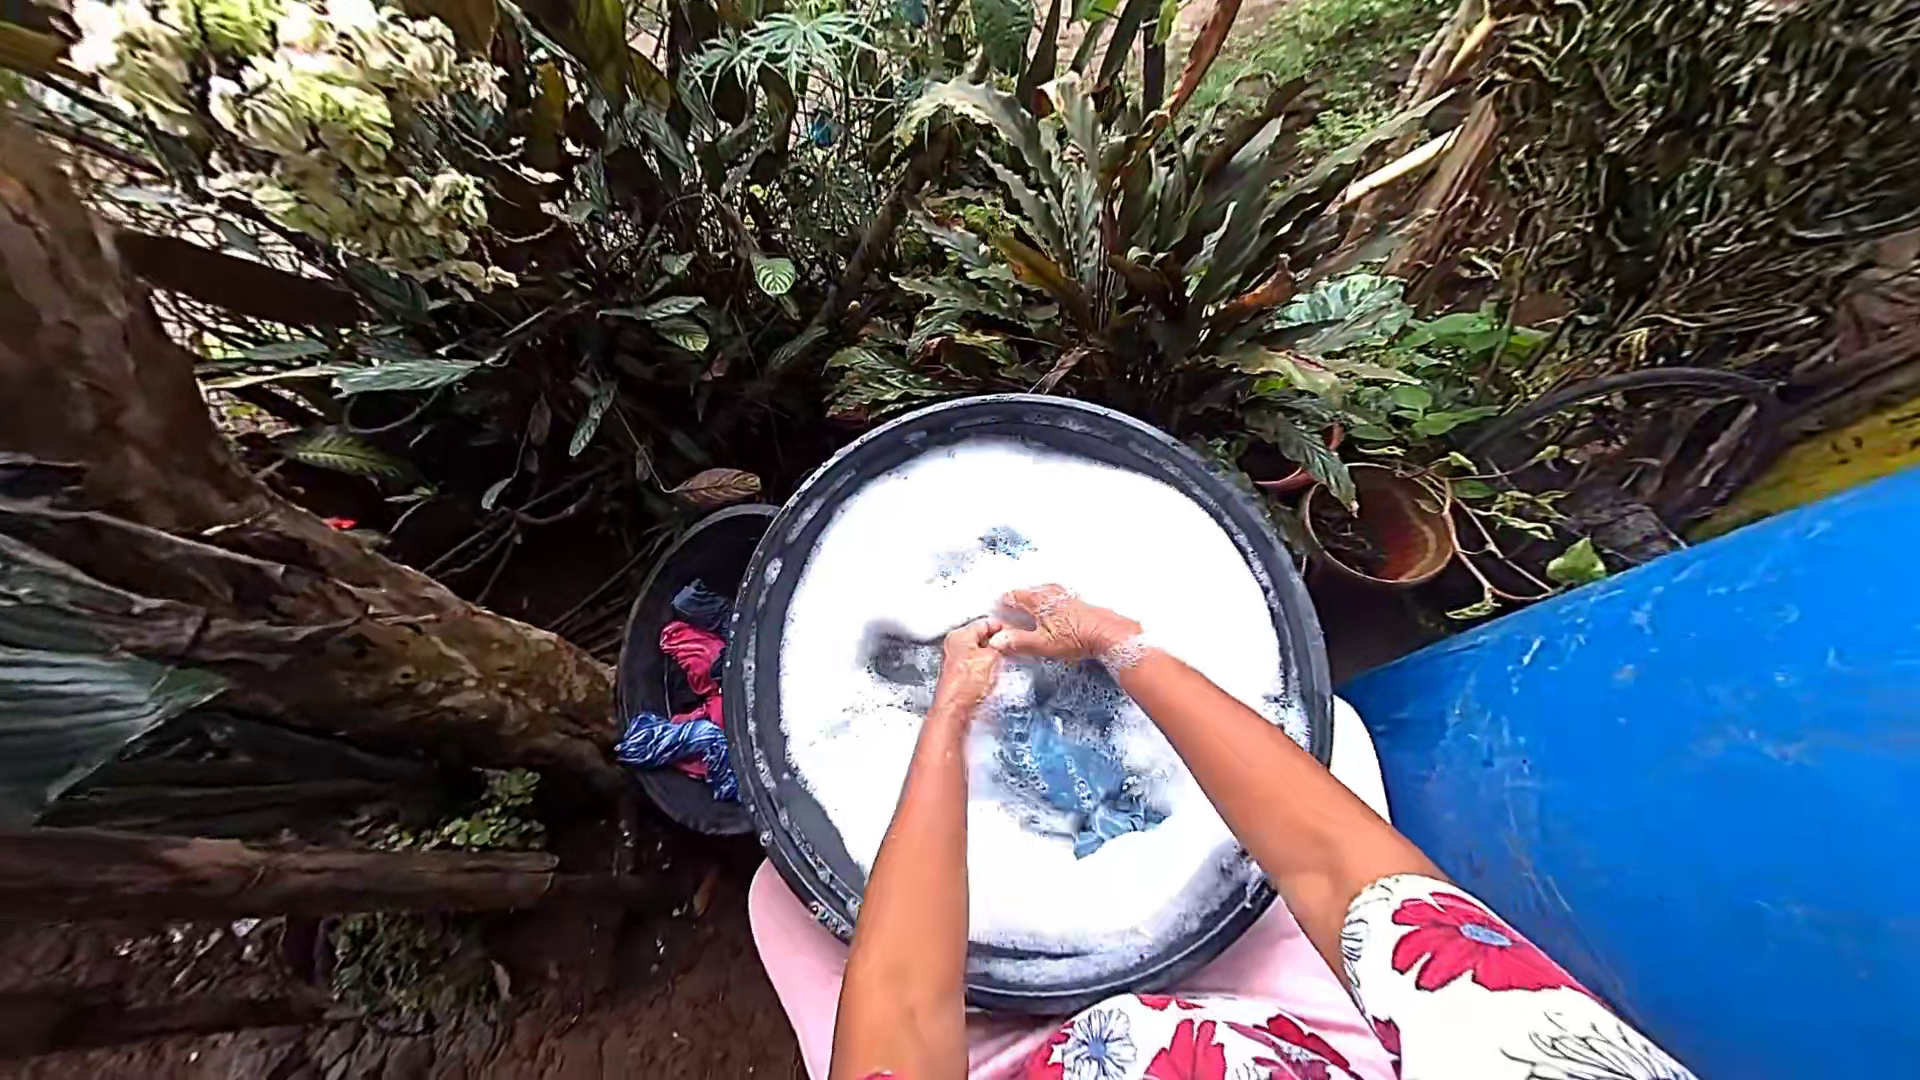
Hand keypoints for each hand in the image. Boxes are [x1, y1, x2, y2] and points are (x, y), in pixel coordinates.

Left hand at [930, 617, 1004, 715]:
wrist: (954, 711)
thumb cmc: (964, 686)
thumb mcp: (991, 658)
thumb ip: (1001, 645)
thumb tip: (1006, 640)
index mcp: (958, 636)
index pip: (985, 622)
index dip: (1002, 627)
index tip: (1014, 633)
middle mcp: (953, 646)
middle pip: (982, 638)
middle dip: (998, 644)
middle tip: (1010, 650)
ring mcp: (955, 662)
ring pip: (981, 653)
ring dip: (993, 658)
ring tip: (1002, 665)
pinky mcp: (959, 676)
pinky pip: (978, 666)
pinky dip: (987, 669)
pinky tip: (992, 677)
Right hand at [988, 585, 1142, 662]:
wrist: (1109, 634)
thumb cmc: (1075, 638)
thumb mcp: (1042, 644)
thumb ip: (1018, 641)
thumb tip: (996, 640)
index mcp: (1040, 601)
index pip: (1017, 596)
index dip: (1007, 601)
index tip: (1000, 605)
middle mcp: (1053, 594)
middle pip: (1032, 590)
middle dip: (1022, 595)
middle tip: (1014, 601)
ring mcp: (1068, 597)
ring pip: (1047, 591)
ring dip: (1038, 595)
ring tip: (1034, 602)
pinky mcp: (1081, 603)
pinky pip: (1060, 596)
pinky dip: (1053, 599)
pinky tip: (1057, 608)